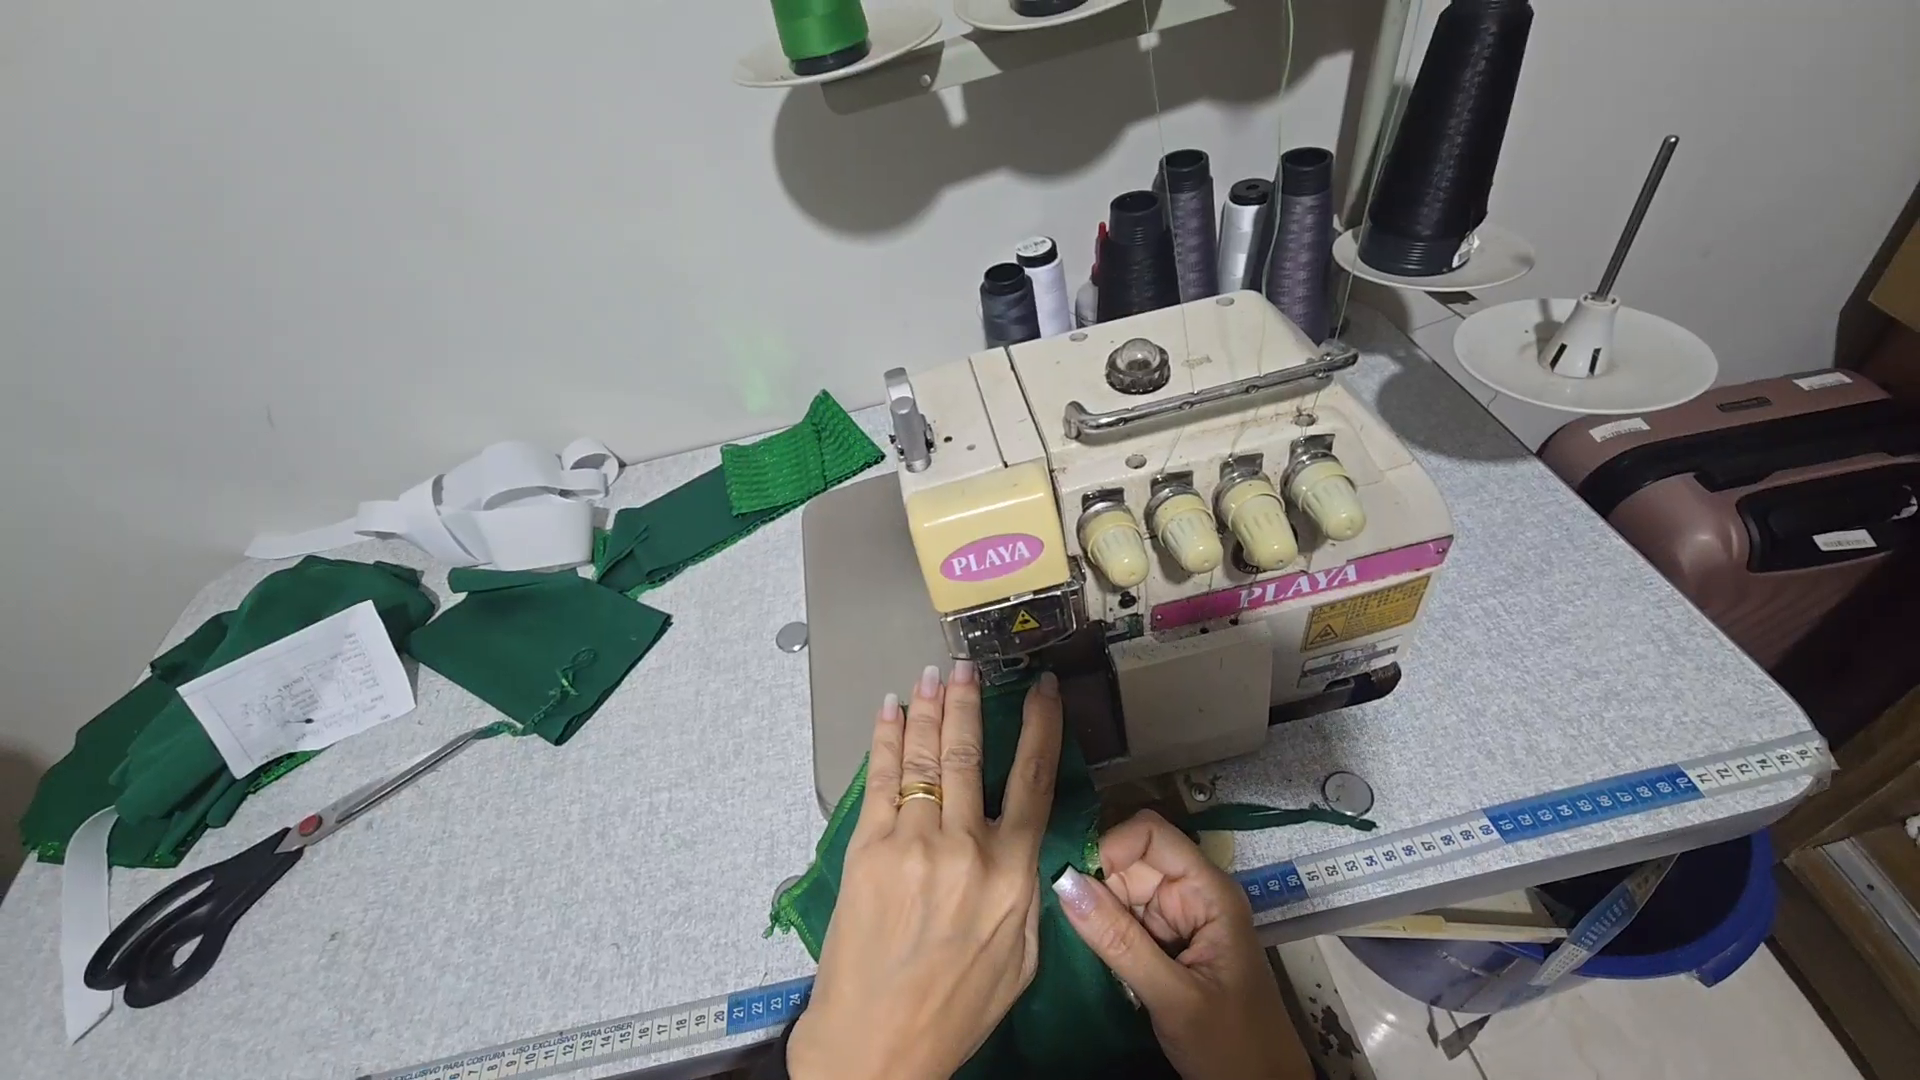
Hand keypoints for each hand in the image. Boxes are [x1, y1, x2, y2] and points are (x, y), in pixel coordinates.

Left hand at [787, 664, 1062, 1079]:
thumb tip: (1025, 841)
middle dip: (967, 701)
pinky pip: (881, 779)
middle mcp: (966, 847)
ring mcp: (913, 843)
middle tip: (964, 665)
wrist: (876, 1044)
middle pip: (969, 755)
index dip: (1040, 726)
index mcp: (1012, 873)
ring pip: (924, 758)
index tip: (1041, 689)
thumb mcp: (1020, 957)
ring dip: (928, 709)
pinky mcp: (868, 847)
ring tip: (930, 675)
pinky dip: (885, 738)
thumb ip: (1028, 892)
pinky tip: (890, 710)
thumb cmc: (955, 1007)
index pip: (1033, 779)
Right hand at [1052, 811, 1313, 1079]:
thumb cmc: (1233, 1047)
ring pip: (1121, 887)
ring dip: (1098, 907)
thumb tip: (1064, 882)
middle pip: (1130, 859)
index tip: (1078, 881)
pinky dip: (1104, 928)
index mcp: (1208, 891)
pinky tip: (1092, 948)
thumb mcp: (1174, 996)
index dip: (1112, 846)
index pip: (1151, 834)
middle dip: (1098, 881)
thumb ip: (1119, 941)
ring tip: (1080, 938)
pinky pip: (1123, 916)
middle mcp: (1192, 892)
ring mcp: (1177, 916)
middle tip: (1071, 917)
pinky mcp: (1163, 941)